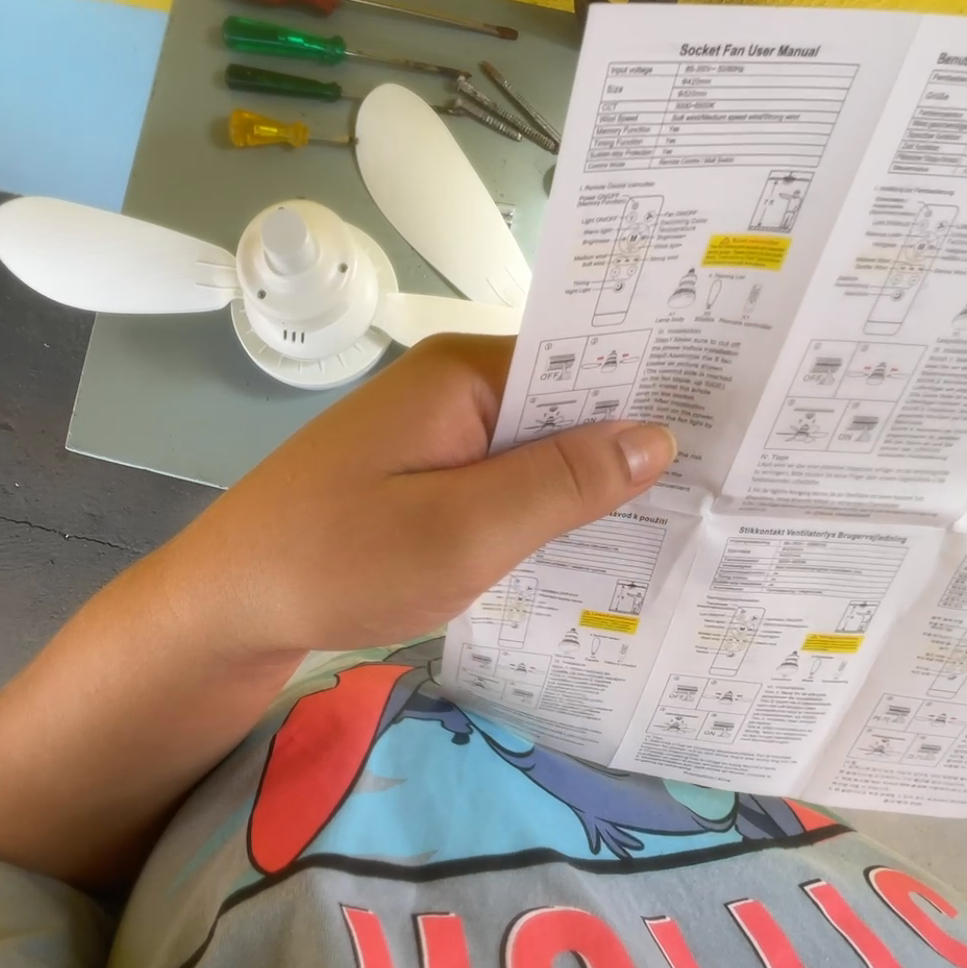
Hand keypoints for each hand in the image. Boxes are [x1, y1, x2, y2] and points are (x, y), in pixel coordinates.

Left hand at [156, 334, 676, 656]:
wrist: (229, 605)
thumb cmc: (338, 561)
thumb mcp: (463, 529)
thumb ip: (561, 481)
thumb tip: (656, 436)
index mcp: (460, 375)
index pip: (582, 362)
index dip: (653, 394)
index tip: (737, 426)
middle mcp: (447, 390)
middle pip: (560, 406)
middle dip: (627, 447)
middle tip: (727, 486)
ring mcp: (428, 437)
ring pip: (530, 452)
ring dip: (583, 486)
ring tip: (677, 520)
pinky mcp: (415, 481)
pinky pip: (496, 484)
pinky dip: (536, 511)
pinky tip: (584, 546)